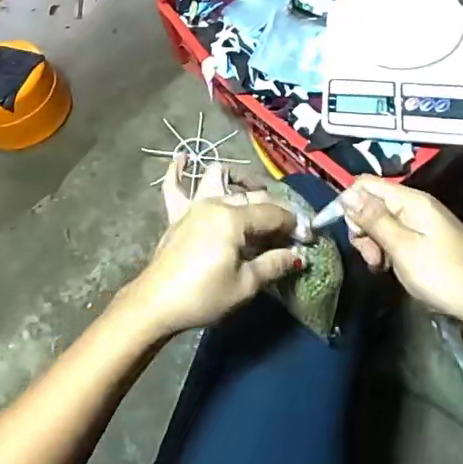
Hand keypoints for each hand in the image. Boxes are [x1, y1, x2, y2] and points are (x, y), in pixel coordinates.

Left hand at [122, 157, 304, 338]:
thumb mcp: (245, 285)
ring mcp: (193, 206)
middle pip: (252, 197)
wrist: (155, 305)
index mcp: (234, 218)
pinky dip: (177, 171)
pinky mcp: (176, 216)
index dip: (293, 225)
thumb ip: (273, 264)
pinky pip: (174, 187)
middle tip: (287, 232)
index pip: (273, 214)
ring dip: (237, 180)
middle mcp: (215, 203)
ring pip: (219, 179)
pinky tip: (181, 158)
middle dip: (275, 210)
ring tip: (251, 191)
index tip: (307, 239)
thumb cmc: (203, 296)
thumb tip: (297, 255)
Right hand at [338, 176, 462, 328]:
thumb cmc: (443, 275)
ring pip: (381, 222)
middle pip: (372, 204)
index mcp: (412, 201)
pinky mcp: (424, 239)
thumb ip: (374, 220)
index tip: (352, 234)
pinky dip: (387, 250)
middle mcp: (415, 205)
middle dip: (363, 228)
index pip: (367, 184)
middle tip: (372, 258)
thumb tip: (347, 194)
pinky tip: (390, 268)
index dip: (350, 204)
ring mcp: (421, 223)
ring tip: (381, 267)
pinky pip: (395, 235)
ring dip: (373, 243)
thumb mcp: (403, 248)